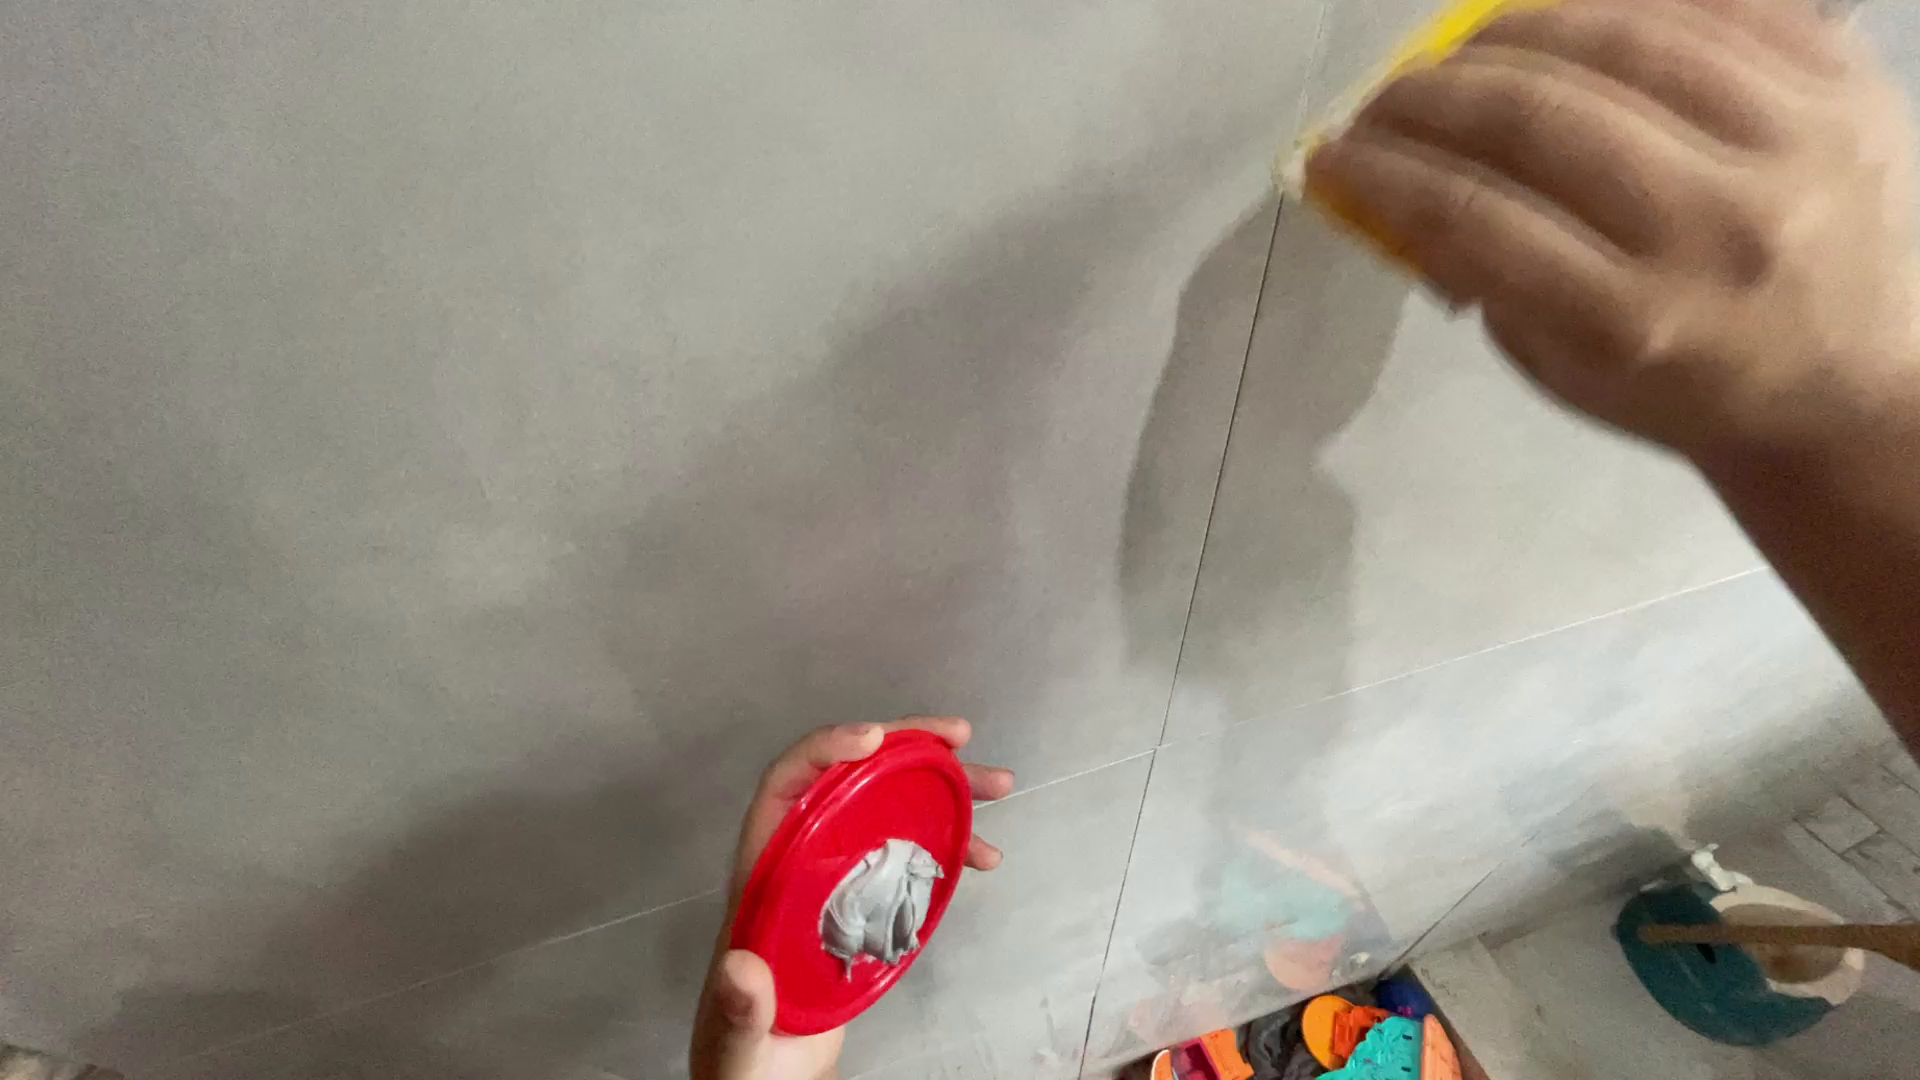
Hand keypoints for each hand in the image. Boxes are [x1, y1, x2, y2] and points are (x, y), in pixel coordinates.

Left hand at [688, 717, 1014, 1079]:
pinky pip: (916, 849)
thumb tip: (741, 969)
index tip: (875, 739)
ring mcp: (845, 869)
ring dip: (946, 788)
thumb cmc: (744, 1050)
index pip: (787, 783)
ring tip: (998, 785)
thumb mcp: (738, 1039)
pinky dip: (952, 844)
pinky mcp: (874, 894)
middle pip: (857, 777)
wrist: (772, 1070)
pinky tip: (984, 854)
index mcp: (767, 866)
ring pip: (896, 805)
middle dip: (909, 749)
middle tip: (961, 738)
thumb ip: (738, 1011)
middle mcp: (808, 851)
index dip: (827, 748)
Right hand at [1306, 0, 1919, 462]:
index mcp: (1620, 317)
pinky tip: (1555, 22)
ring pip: (1625, 43)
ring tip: (1452, 53)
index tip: (1330, 156)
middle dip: (1430, 98)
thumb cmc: (1665, 391)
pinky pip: (1725, 5)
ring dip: (1510, 35)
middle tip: (1378, 100)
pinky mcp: (1854, 83)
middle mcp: (1709, 226)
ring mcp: (1797, 142)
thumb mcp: (1549, 364)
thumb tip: (1412, 195)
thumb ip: (1483, 279)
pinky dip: (1620, 4)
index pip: (1471, 217)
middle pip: (1537, 122)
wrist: (1849, 387)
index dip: (1384, 175)